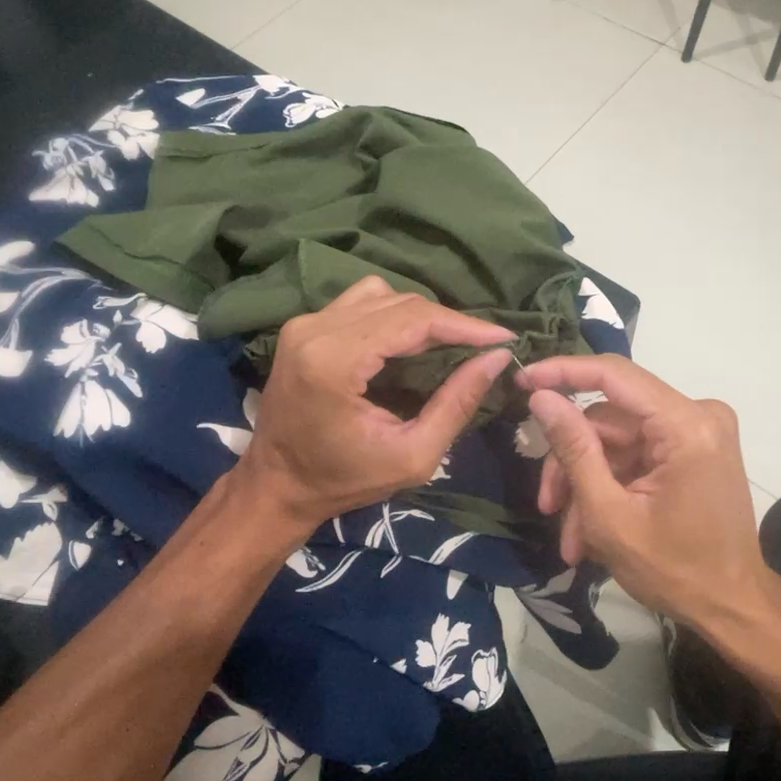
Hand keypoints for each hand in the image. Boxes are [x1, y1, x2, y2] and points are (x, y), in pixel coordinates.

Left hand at [233, 276, 513, 540]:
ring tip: (448, 344)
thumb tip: (497, 358)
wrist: (276, 486)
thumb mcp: (413, 456)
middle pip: (400, 301)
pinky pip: (361, 302)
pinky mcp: (303, 326)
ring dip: (420, 315)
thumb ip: (456, 404)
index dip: (464, 325)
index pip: (414, 319)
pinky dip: (393, 315)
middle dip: (448, 321)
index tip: (504, 338)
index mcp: (335, 361)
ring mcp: (305, 323)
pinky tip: (409, 342)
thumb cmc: (343, 480)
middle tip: (483, 347)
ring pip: (382, 294)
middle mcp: (316, 329)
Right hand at [518, 356, 767, 630]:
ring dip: (588, 485)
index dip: (562, 372)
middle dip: (573, 463)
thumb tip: (541, 397)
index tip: (520, 381)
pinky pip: (636, 454)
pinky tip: (590, 531)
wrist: (733, 607)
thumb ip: (573, 449)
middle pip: (610, 418)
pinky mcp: (694, 449)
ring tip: (571, 538)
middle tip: (547, 507)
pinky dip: (611, 487)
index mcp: (687, 425)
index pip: (614, 375)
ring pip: (617, 440)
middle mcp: (699, 415)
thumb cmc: (676, 570)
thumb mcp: (609, 515)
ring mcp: (699, 432)